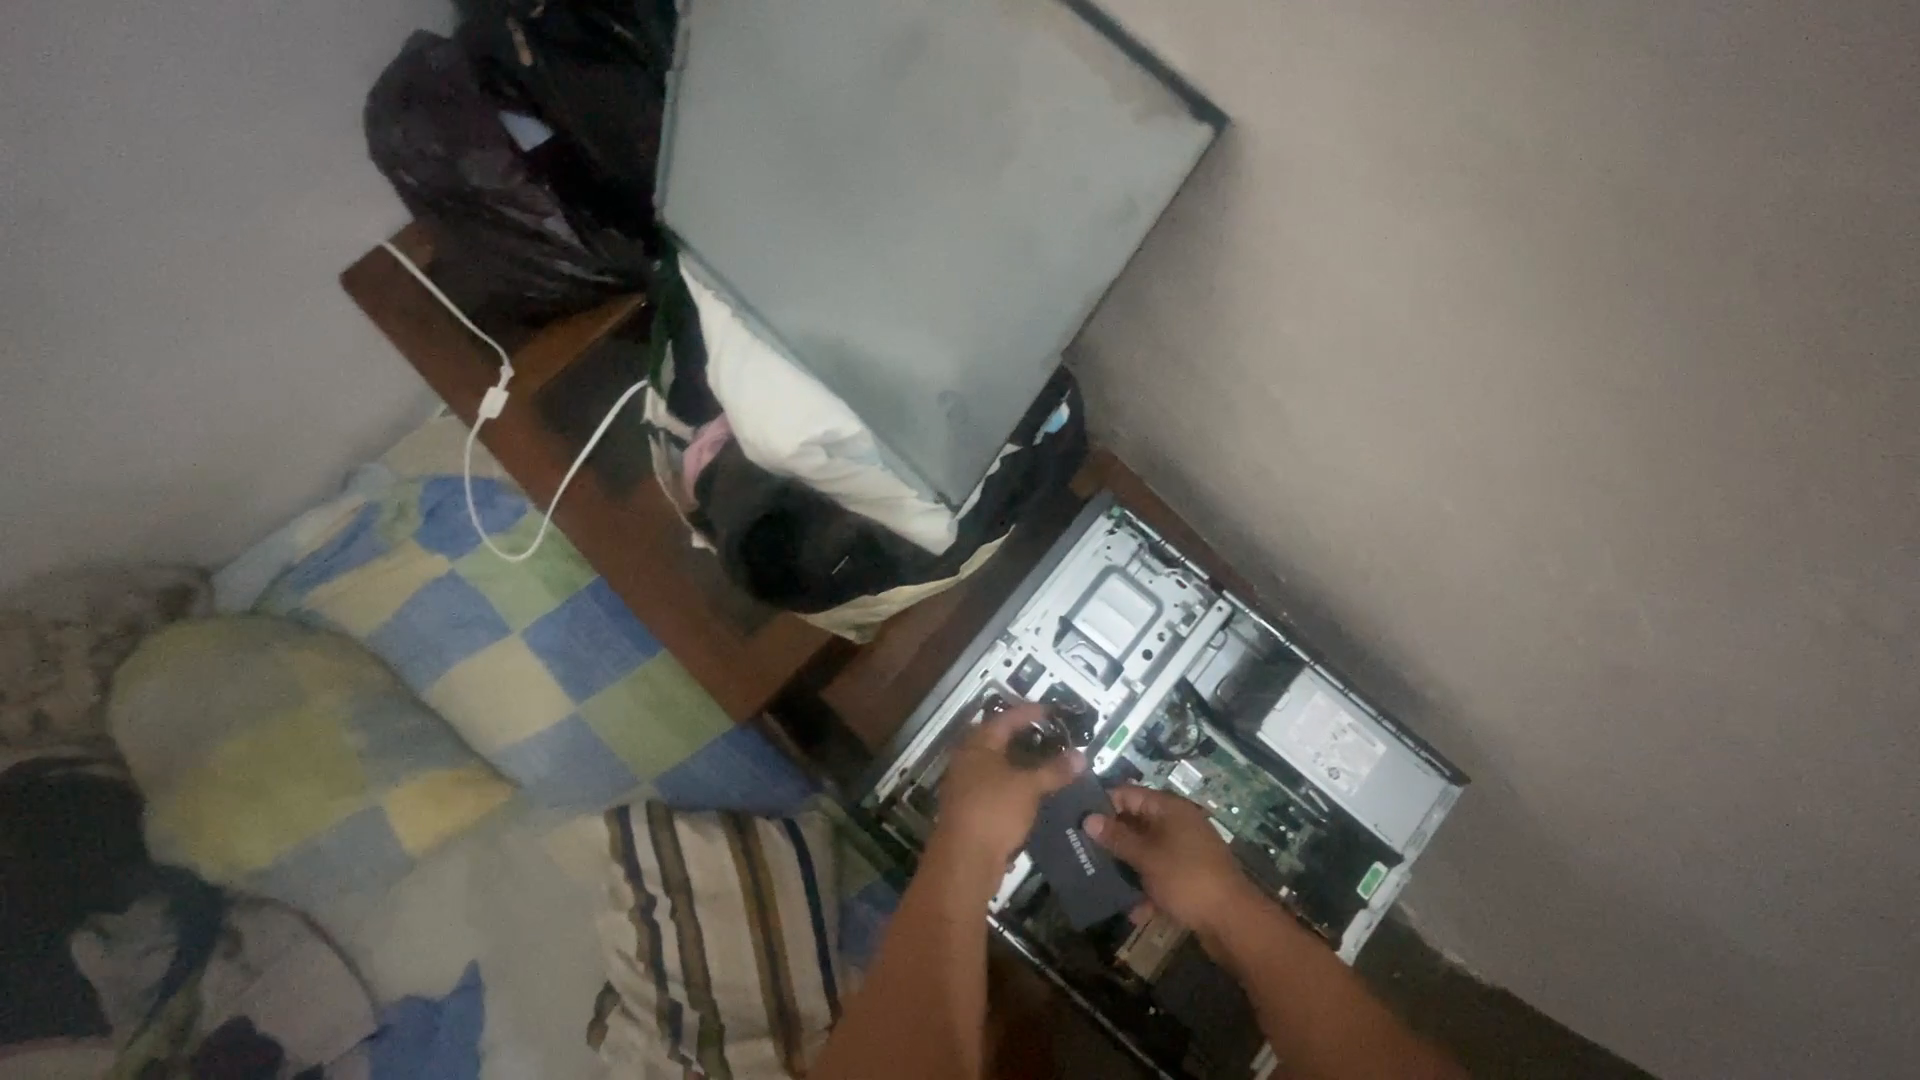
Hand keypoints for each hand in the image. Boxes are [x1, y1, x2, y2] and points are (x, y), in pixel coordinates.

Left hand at [934, 705, 1086, 866]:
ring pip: (999, 765)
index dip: (1030, 712)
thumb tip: (1081, 755)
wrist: (964, 860)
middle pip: (999, 740)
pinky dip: (1017, 784)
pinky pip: (998, 786)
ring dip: (1023, 763)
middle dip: (1026, 737)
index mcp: (977, 745)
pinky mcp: (972, 808)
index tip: (1054, 712)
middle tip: (1054, 737)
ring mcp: (967, 785)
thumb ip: (1054, 770)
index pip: (1006, 719)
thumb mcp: (1028, 787)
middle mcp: (968, 759)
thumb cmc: (994, 811)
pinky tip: (1036, 791)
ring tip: (1051, 763)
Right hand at [1084, 785, 1260, 940]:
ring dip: (1126, 866)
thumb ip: (1116, 837)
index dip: (1103, 804)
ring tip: (1097, 879)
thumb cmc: (1186, 879)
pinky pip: (1160, 875)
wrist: (1234, 922)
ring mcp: (1186, 851)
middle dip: (1111, 838)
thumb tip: (1088, 818)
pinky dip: (1146, 888)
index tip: (1077, 819)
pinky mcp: (1190, 877)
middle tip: (1081, 850)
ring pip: (1146, 851)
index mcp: (1170, 809)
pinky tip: (1132, 911)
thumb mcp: (1146, 857)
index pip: (1129, 793)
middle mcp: (1178, 824)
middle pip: (1136, 823)